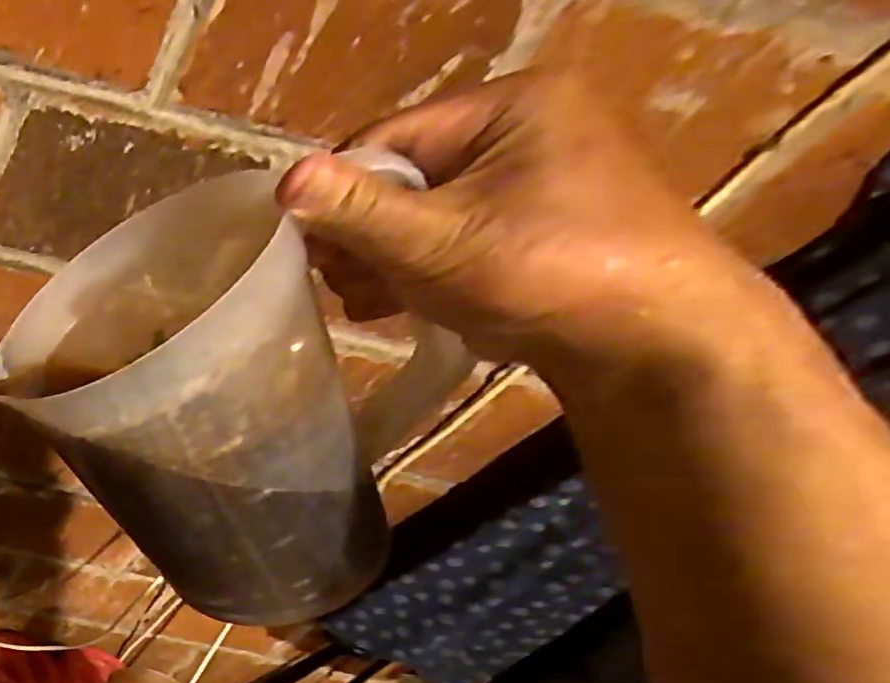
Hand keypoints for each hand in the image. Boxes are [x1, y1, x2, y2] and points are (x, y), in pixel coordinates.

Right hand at [277, 72, 793, 385]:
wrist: (636, 335)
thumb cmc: (541, 270)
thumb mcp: (435, 239)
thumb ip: (358, 210)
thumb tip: (285, 179)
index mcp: (505, 107)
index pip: (383, 142)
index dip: (338, 196)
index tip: (314, 251)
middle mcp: (508, 132)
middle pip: (388, 182)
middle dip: (358, 239)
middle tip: (352, 280)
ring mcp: (508, 182)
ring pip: (400, 219)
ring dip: (374, 264)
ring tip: (378, 298)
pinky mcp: (503, 228)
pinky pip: (427, 241)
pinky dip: (402, 274)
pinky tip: (392, 304)